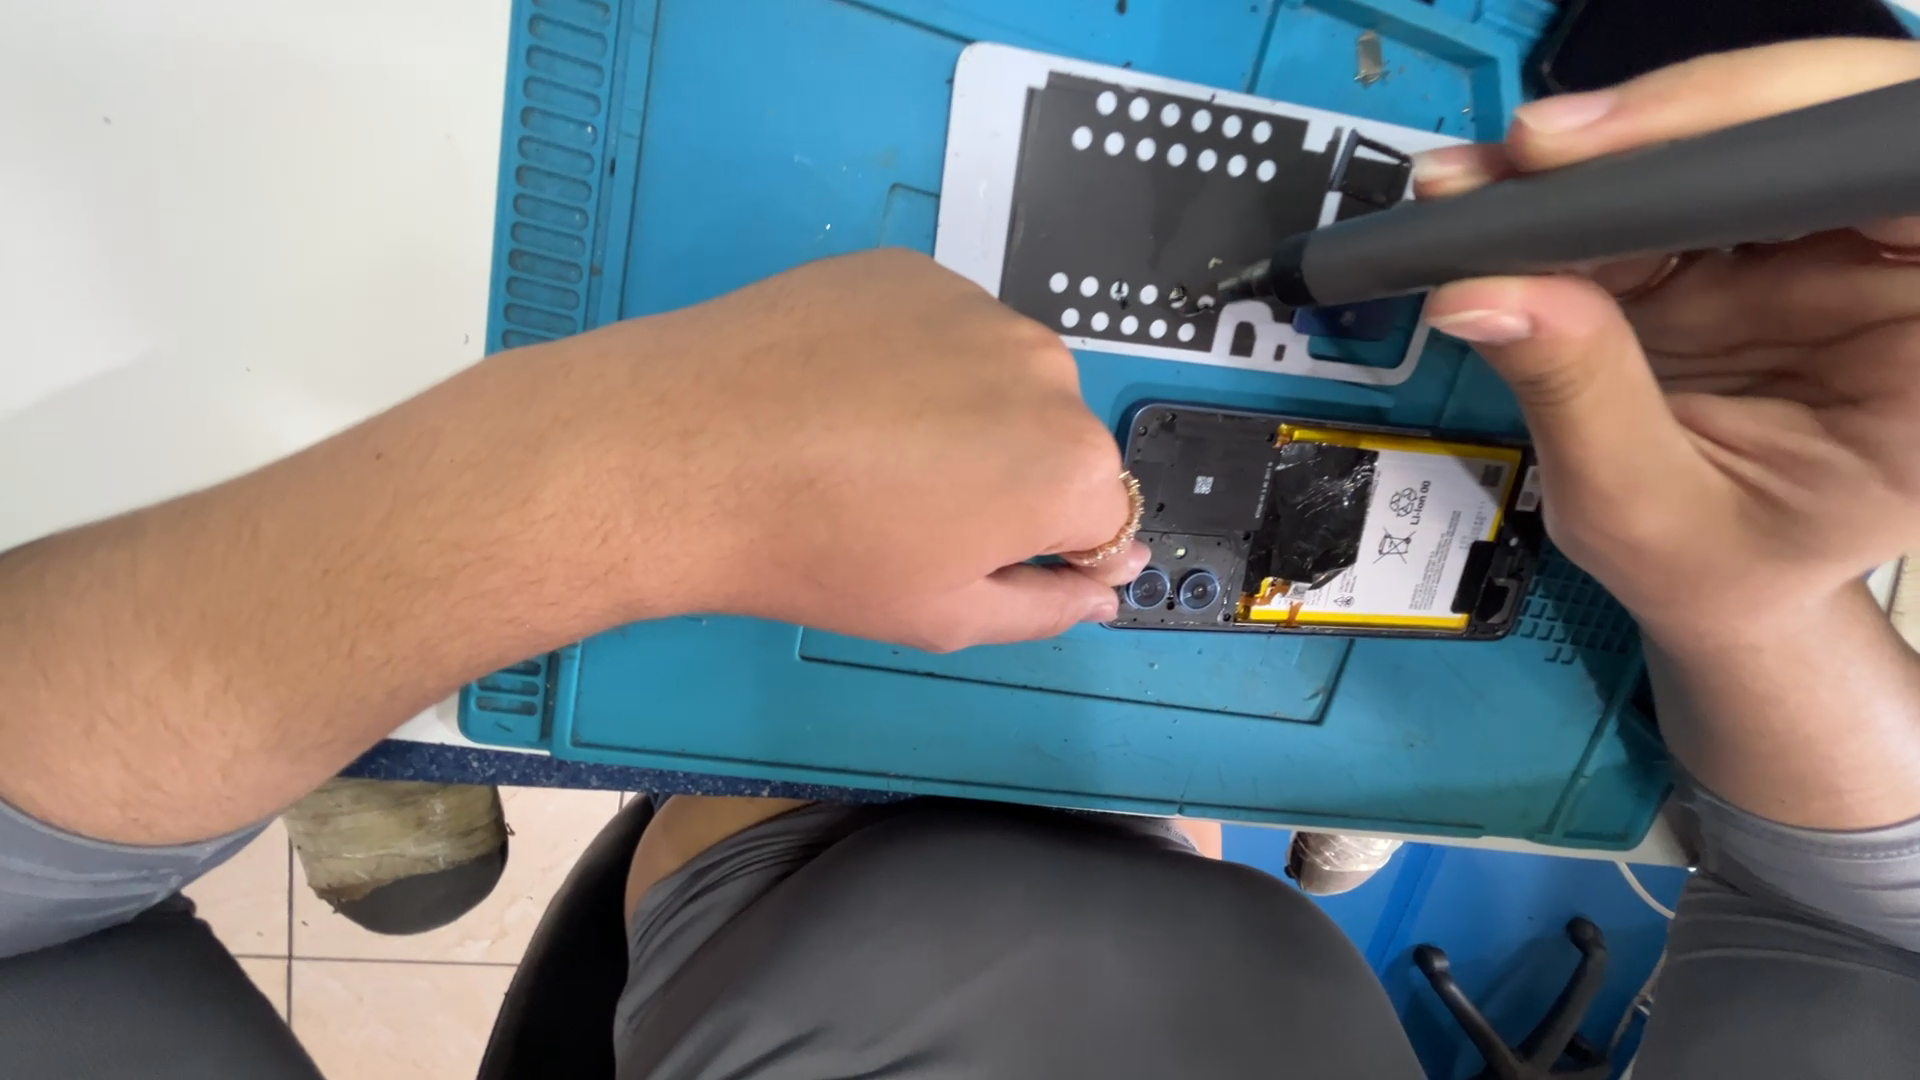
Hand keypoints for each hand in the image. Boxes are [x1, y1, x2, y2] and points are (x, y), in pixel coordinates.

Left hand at [559, 249, 1145, 650]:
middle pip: (1057, 443)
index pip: (1104, 517)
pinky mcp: (915, 270)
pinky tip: (852, 390)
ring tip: (876, 442)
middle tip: (916, 503)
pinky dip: (921, 363)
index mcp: (1069, 468)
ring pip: (1004, 380)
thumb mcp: (945, 615)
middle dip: (1012, 480)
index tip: (993, 555)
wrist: (685, 451)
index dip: (1052, 549)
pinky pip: (947, 330)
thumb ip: (1046, 609)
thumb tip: (1102, 589)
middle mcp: (1049, 373)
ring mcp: (981, 307)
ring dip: (970, 415)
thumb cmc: (823, 554)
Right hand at [1410, 40, 1919, 639]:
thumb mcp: (1635, 506)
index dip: (1769, 124)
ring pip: (1713, 152)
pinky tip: (1482, 206)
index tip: (1603, 152)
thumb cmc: (1710, 567)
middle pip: (1808, 133)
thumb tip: (1476, 294)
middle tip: (1520, 155)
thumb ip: (1575, 396)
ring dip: (1579, 165)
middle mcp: (1904, 264)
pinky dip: (1554, 204)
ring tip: (1469, 185)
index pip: (1905, 164)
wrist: (1709, 584)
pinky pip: (1642, 201)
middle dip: (1655, 133)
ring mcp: (1811, 250)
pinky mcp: (1724, 254)